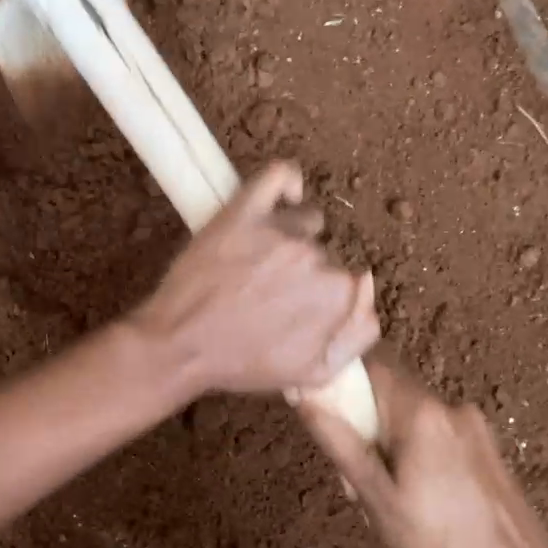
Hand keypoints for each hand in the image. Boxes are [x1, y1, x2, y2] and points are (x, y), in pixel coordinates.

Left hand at [126, 162, 377, 395]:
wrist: (179, 345)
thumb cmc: (240, 362)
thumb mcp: (313, 371)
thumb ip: (357, 335)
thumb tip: (368, 299)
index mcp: (339, 294)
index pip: (349, 282)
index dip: (323, 298)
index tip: (298, 308)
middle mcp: (314, 256)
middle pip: (324, 253)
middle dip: (303, 273)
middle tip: (268, 294)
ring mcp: (277, 230)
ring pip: (304, 221)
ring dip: (291, 235)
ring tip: (258, 262)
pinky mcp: (242, 212)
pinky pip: (278, 175)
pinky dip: (287, 180)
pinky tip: (284, 194)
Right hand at [299, 364, 547, 547]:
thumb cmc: (439, 547)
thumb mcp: (375, 497)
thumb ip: (336, 439)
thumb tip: (300, 392)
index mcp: (423, 412)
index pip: (368, 365)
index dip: (338, 382)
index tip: (322, 415)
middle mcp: (452, 408)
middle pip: (388, 395)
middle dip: (362, 427)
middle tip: (355, 482)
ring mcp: (476, 430)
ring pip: (410, 420)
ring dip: (387, 448)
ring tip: (386, 502)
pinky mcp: (488, 453)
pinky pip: (435, 438)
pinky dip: (413, 459)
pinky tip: (417, 505)